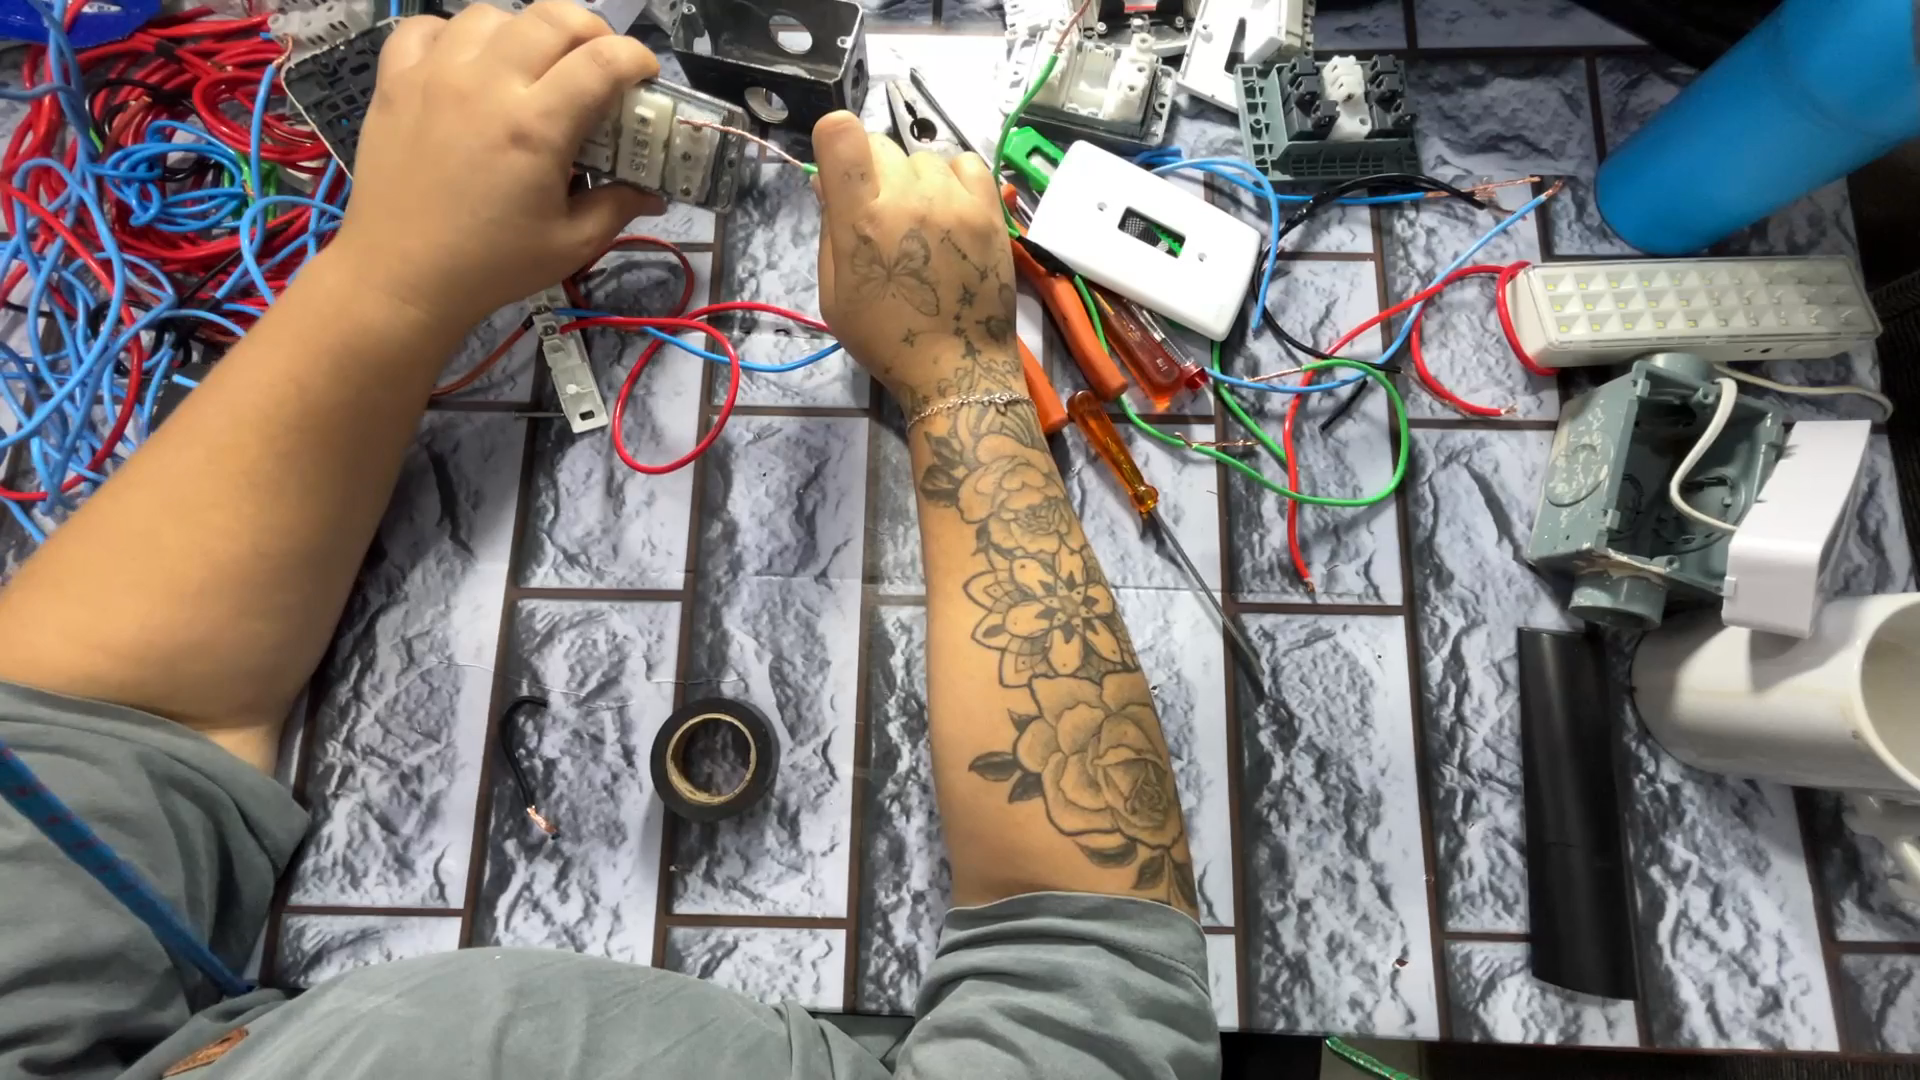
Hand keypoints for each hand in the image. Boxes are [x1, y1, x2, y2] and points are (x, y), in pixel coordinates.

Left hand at [322, 2, 663, 326]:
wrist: (406, 272)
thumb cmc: (496, 264)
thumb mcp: (573, 244)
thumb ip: (618, 208)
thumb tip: (653, 194)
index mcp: (536, 127)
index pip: (599, 62)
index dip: (635, 58)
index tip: (647, 74)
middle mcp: (486, 84)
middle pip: (550, 17)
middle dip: (591, 30)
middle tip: (603, 61)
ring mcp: (435, 73)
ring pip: (492, 14)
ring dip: (529, 31)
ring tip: (539, 66)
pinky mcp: (397, 78)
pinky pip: (432, 27)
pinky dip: (462, 36)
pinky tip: (476, 66)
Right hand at [811, 111, 1020, 407]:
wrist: (957, 368)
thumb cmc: (887, 340)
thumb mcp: (834, 297)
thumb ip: (828, 232)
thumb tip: (827, 183)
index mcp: (861, 220)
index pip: (840, 132)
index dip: (835, 144)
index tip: (841, 174)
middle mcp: (907, 198)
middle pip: (880, 144)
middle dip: (872, 174)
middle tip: (883, 220)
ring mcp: (954, 201)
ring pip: (922, 158)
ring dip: (914, 182)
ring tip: (922, 226)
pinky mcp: (989, 211)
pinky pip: (966, 164)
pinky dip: (953, 180)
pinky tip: (949, 213)